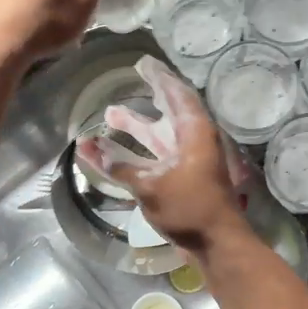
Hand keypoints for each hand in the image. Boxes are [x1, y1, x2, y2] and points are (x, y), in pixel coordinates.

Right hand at [76, 57, 255, 253]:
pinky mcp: (183, 180)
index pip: (177, 94)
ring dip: (136, 126)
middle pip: (169, 111)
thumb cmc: (189, 207)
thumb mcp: (150, 186)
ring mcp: (189, 162)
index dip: (160, 78)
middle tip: (135, 77)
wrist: (217, 244)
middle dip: (150, 95)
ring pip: (160, 136)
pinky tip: (110, 154)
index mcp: (195, 132)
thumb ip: (120, 166)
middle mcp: (194, 141)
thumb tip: (90, 147)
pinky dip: (136, 153)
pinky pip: (156, 157)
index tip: (144, 64)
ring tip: (109, 114)